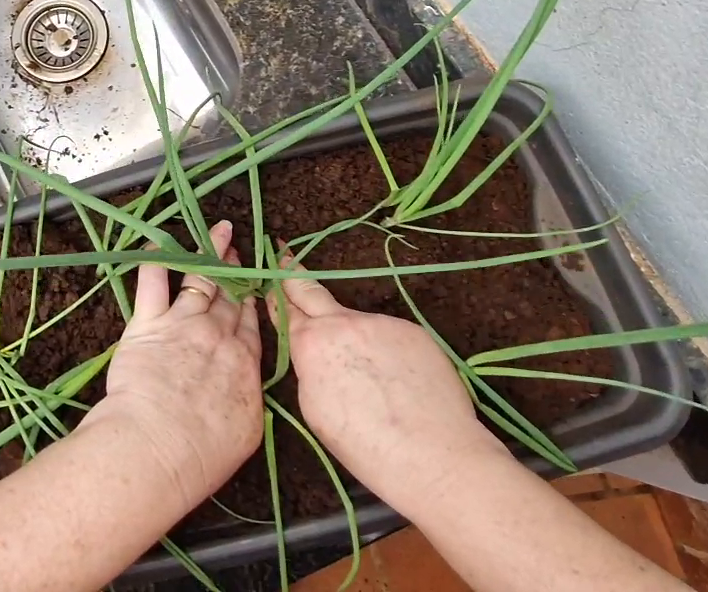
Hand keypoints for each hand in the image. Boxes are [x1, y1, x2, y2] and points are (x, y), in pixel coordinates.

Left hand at [87, 221, 263, 513]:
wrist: (160, 443)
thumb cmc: (202, 452)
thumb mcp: (246, 430)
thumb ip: (247, 398)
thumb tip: (244, 387)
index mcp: (244, 363)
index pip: (251, 323)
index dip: (253, 300)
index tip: (253, 284)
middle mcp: (217, 336)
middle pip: (230, 296)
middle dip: (236, 271)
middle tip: (238, 250)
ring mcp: (183, 323)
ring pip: (200, 279)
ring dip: (210, 253)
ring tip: (218, 233)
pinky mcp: (148, 321)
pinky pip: (153, 280)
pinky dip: (157, 257)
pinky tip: (159, 240)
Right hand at [269, 266, 510, 511]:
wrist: (436, 457)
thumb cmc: (366, 446)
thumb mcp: (313, 408)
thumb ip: (308, 368)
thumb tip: (314, 355)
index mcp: (310, 343)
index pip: (285, 309)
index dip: (276, 297)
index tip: (270, 282)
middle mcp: (342, 323)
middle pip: (310, 289)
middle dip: (293, 271)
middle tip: (284, 250)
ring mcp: (380, 323)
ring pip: (356, 322)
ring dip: (353, 335)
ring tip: (371, 375)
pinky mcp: (413, 331)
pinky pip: (389, 334)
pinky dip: (386, 349)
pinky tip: (398, 380)